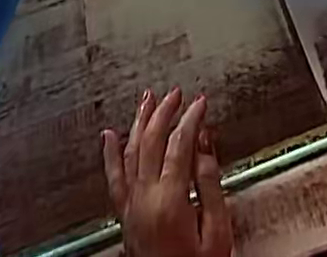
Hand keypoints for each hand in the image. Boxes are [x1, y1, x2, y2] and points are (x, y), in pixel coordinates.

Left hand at [101, 88, 232, 256]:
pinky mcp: (124, 216)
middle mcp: (145, 198)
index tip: (201, 103)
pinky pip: (114, 178)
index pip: (180, 144)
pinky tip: (109, 136)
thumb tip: (204, 145)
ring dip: (139, 122)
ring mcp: (131, 207)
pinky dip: (110, 154)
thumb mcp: (217, 233)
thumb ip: (209, 185)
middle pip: (152, 141)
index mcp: (170, 200)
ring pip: (131, 152)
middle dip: (165, 112)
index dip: (192, 119)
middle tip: (176, 93)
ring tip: (147, 99)